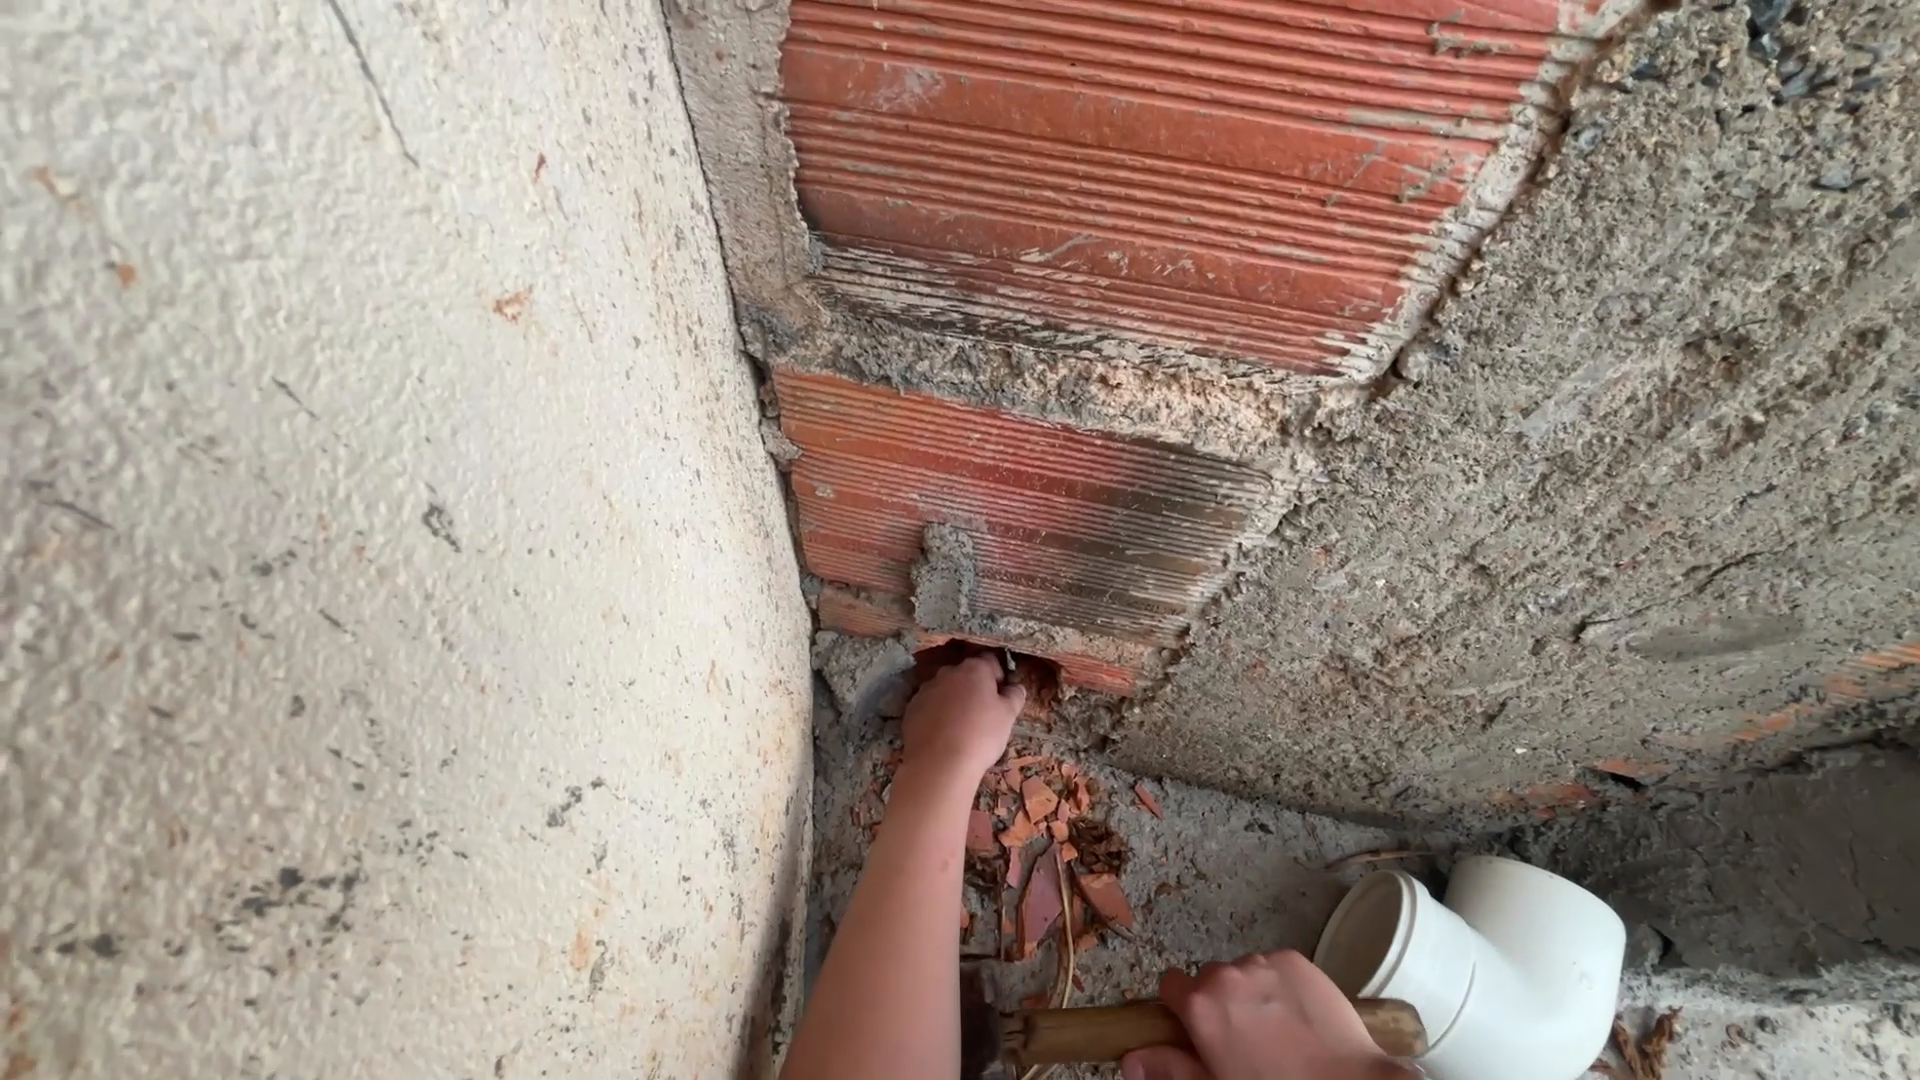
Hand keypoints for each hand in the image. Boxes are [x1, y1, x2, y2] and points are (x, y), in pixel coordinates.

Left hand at [897, 655, 1024, 784]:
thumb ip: (1014, 697)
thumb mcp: (1008, 717)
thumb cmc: (981, 735)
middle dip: (974, 688)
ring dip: (954, 700)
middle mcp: (948, 673)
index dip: (998, 677)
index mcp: (974, 669)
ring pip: (945, 689)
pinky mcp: (911, 709)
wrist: (939, 764)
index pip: (990, 661)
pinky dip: (936, 714)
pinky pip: (929, 706)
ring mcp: (926, 690)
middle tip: (983, 713)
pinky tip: (943, 735)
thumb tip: (1016, 687)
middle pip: (965, 674)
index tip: (1001, 697)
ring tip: (961, 727)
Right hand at [1121, 951, 1412, 1079]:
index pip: (1170, 985)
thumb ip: (1170, 1068)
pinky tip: (1298, 1017)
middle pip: (1209, 979)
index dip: (1182, 1008)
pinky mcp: (1294, 959)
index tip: (1198, 1029)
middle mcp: (1224, 975)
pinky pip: (1275, 965)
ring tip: (1278, 1031)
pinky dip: (1280, 984)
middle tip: (1244, 1040)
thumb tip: (1130, 1059)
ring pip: (1243, 971)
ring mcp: (1261, 963)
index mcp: (1200, 1006)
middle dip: (1220, 1002)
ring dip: (1251, 992)